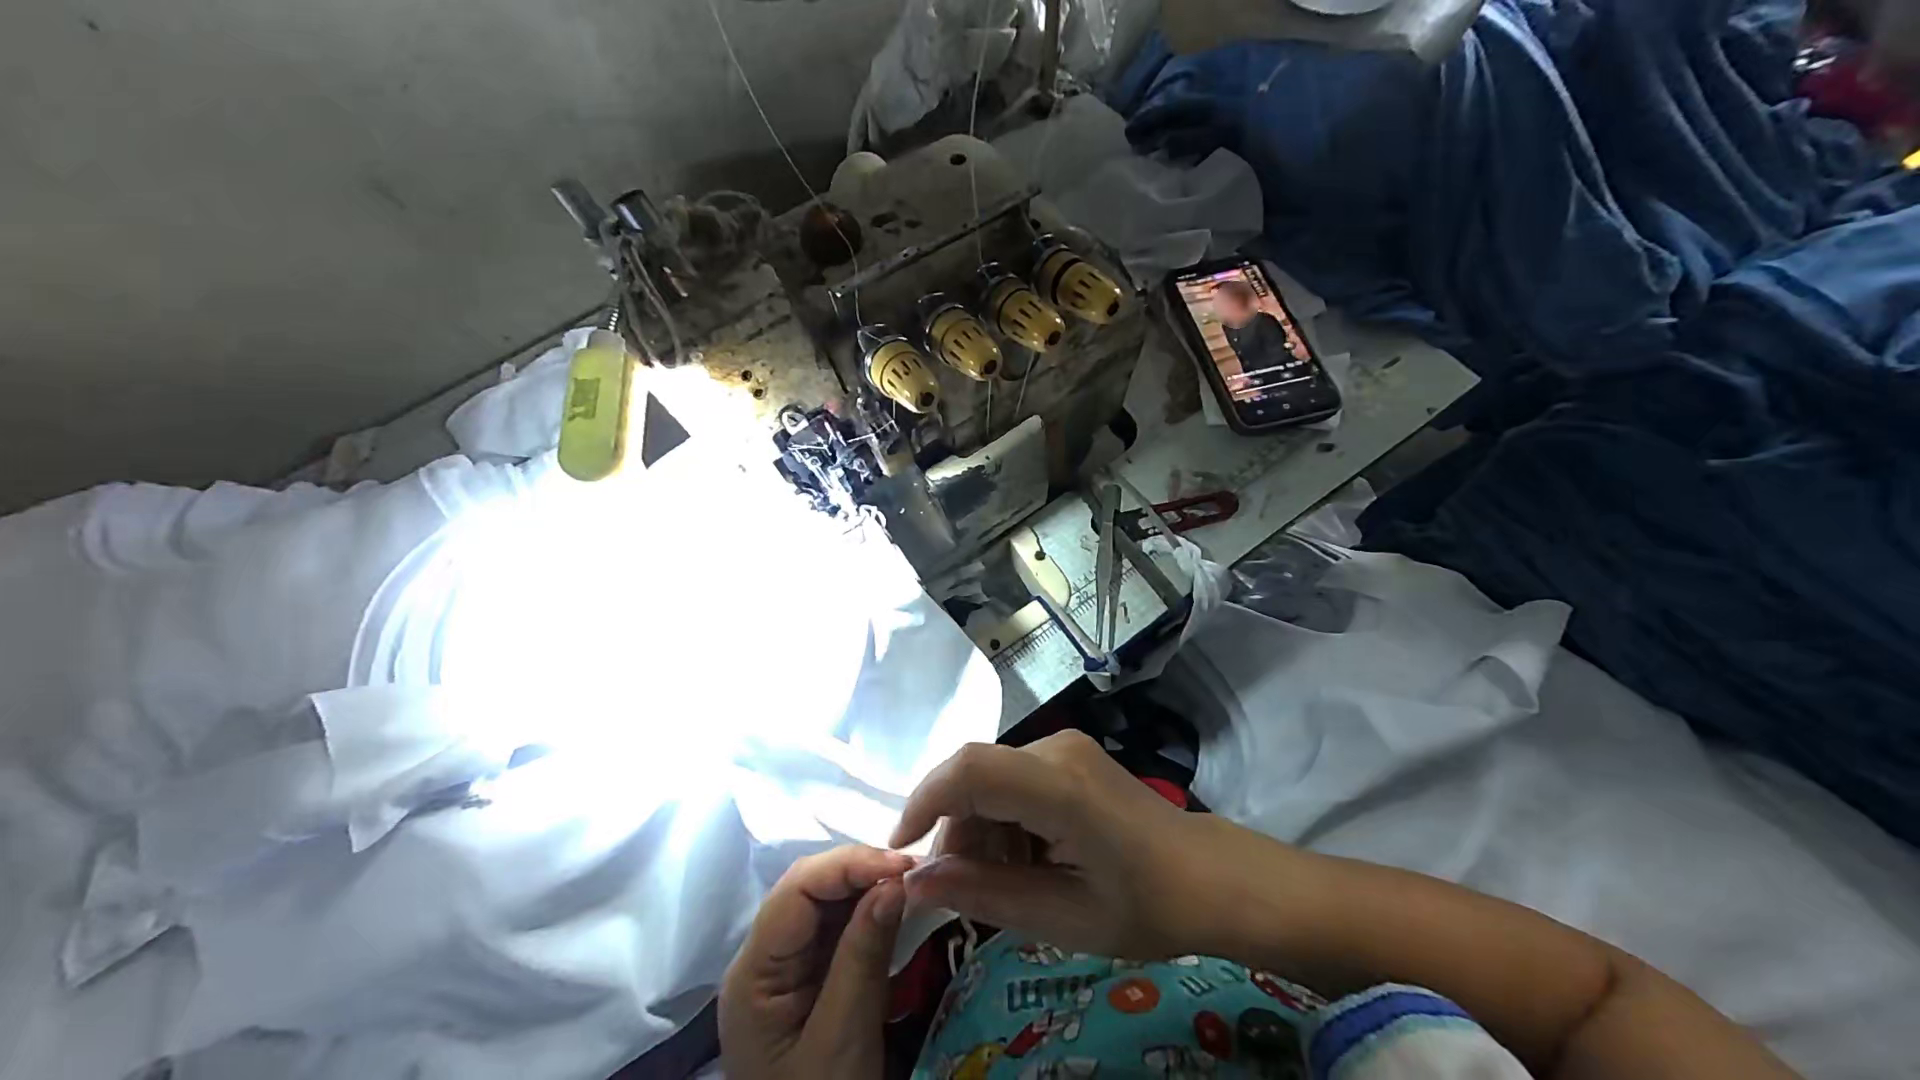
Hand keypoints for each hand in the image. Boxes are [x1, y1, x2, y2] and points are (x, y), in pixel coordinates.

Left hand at [719, 846, 912, 1079]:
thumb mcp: (843, 1040)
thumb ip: (863, 956)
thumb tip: (894, 882)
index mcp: (753, 973)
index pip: (795, 891)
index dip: (848, 865)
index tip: (903, 867)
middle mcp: (762, 957)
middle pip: (807, 888)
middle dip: (860, 870)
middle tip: (914, 873)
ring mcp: (785, 965)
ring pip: (824, 901)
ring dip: (867, 885)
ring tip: (911, 884)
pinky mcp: (808, 975)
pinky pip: (836, 926)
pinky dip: (868, 910)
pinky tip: (895, 908)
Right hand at [892, 730, 1237, 958]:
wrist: (1210, 877)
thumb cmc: (1147, 905)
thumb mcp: (1062, 916)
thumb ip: (984, 895)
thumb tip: (914, 883)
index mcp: (1060, 786)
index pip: (968, 771)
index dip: (924, 803)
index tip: (903, 852)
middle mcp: (1055, 750)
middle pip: (973, 776)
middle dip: (953, 831)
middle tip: (960, 890)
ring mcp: (1063, 748)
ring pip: (988, 779)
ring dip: (977, 830)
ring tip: (1002, 883)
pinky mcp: (1067, 756)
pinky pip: (1010, 780)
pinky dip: (1000, 820)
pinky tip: (1024, 860)